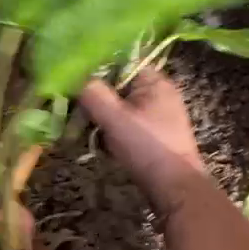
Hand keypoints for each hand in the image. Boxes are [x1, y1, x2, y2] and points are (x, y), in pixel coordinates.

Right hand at [79, 70, 206, 196]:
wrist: (174, 188)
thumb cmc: (147, 147)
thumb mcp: (114, 117)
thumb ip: (92, 92)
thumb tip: (73, 77)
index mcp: (155, 82)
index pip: (120, 61)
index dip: (96, 69)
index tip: (75, 81)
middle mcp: (159, 94)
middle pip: (117, 85)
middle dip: (95, 98)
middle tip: (76, 112)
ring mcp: (158, 115)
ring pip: (119, 106)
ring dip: (101, 118)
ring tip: (86, 131)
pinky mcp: (154, 134)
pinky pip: (126, 123)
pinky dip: (112, 131)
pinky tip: (101, 144)